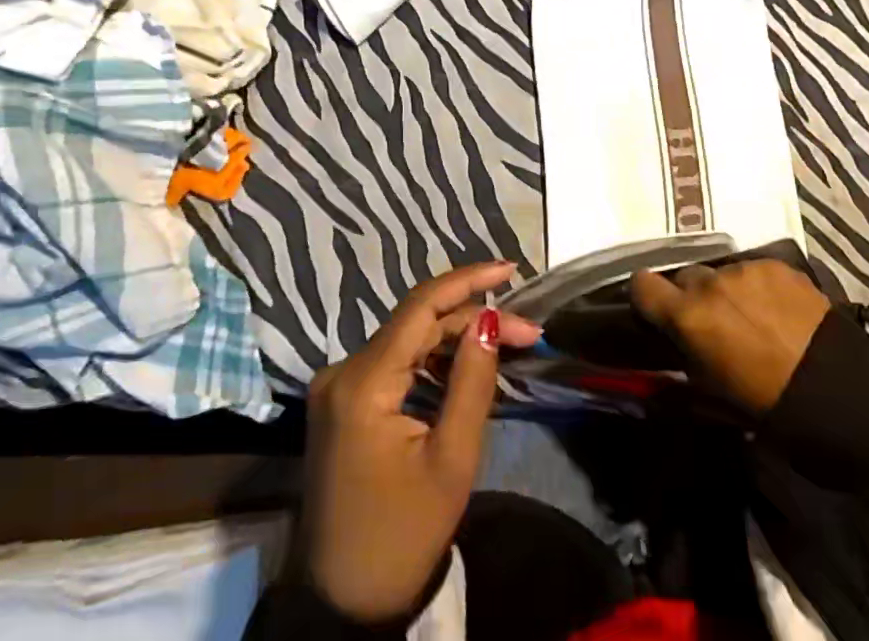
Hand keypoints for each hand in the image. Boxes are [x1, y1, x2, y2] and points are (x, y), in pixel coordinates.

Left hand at [302, 262, 541, 621]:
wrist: (344, 598)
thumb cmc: (404, 530)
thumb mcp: (452, 455)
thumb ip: (472, 380)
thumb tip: (490, 319)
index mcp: (362, 383)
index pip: (420, 308)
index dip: (468, 280)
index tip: (512, 268)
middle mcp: (342, 373)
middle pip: (418, 325)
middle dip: (475, 321)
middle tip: (529, 334)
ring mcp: (339, 389)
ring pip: (409, 343)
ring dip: (459, 341)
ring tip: (510, 348)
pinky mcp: (345, 405)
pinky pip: (397, 365)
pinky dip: (436, 362)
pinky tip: (470, 369)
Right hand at [630, 258, 829, 413]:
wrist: (826, 383)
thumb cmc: (759, 399)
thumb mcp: (705, 391)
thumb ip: (676, 365)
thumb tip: (659, 358)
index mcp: (687, 315)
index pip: (642, 284)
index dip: (647, 296)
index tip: (656, 308)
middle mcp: (711, 283)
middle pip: (685, 276)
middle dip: (691, 295)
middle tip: (710, 319)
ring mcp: (746, 269)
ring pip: (722, 272)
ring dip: (727, 290)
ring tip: (750, 315)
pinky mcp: (777, 265)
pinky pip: (754, 270)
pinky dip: (757, 286)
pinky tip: (776, 308)